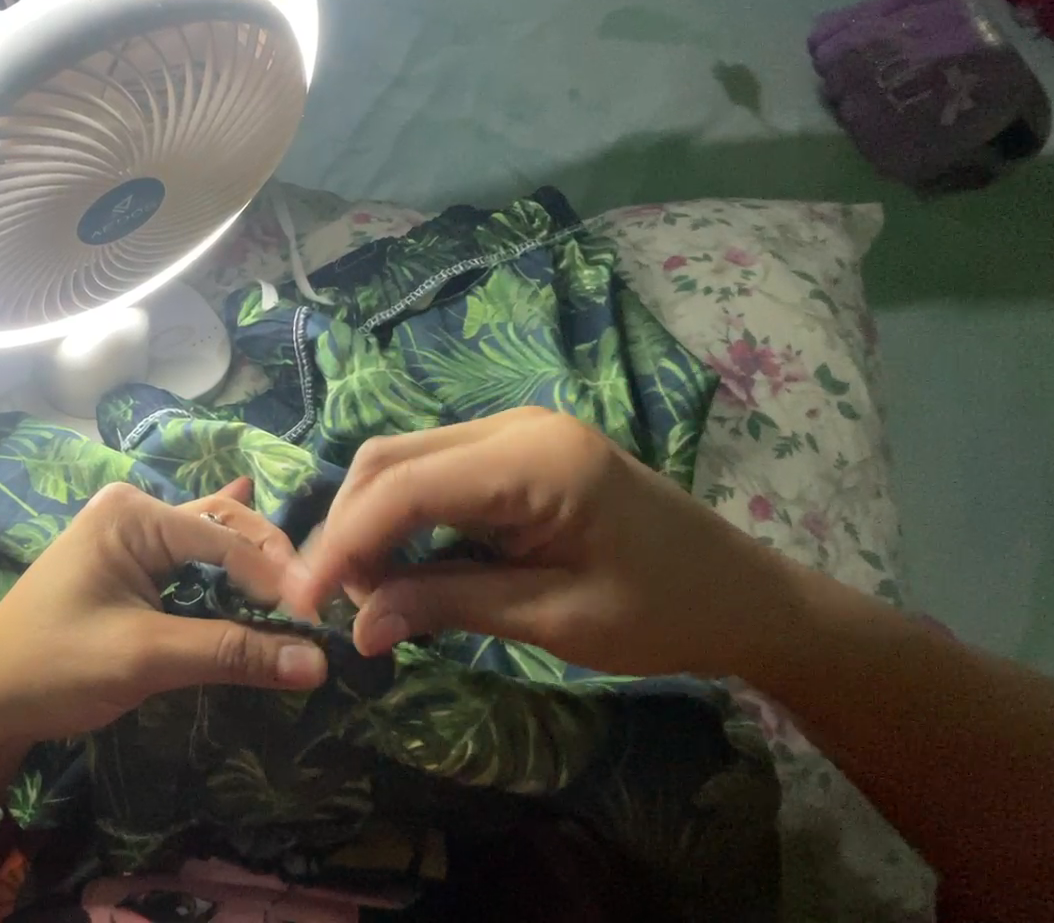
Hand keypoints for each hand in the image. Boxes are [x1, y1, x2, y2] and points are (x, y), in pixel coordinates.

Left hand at [0, 478, 328, 745]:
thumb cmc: (54, 666)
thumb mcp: (144, 656)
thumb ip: (229, 652)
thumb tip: (316, 663)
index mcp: (132, 514)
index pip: (225, 539)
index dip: (276, 579)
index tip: (319, 622)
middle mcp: (135, 511)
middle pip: (223, 530)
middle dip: (269, 566)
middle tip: (311, 612)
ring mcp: (131, 535)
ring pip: (211, 544)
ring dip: (253, 570)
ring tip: (298, 598)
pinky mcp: (130, 564)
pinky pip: (191, 560)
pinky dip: (227, 570)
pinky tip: (259, 557)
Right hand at [282, 407, 796, 678]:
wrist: (749, 597)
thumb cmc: (668, 614)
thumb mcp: (554, 618)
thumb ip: (447, 606)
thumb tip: (358, 627)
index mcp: (534, 459)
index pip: (403, 488)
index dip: (343, 541)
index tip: (305, 598)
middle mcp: (512, 425)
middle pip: (389, 460)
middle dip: (349, 527)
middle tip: (336, 599)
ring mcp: (511, 431)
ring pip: (402, 462)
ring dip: (370, 522)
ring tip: (365, 588)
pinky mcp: (511, 451)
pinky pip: (431, 472)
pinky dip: (402, 517)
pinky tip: (401, 562)